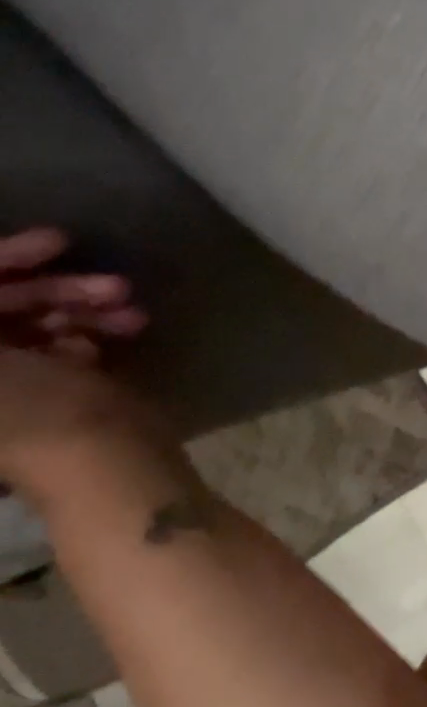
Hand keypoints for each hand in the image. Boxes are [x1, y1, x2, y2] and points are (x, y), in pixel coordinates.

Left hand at [0, 228, 161, 501]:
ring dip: (85, 307)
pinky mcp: (53, 385)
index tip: (55, 243)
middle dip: (50, 288)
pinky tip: (125, 331)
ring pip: (36, 320)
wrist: (106, 463)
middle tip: (113, 281)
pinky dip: (94, 331)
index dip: (0, 262)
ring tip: (132, 308)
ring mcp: (8, 378)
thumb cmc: (30, 409)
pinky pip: (64, 342)